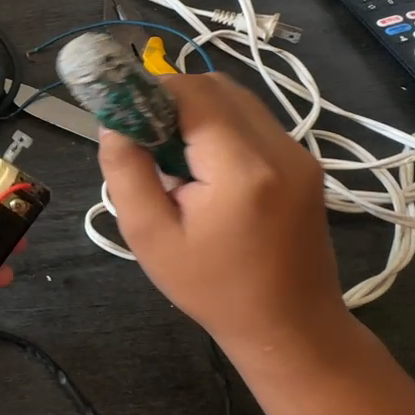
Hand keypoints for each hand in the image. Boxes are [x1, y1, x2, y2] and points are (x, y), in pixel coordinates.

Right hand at [99, 73, 348, 354]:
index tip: (116, 114)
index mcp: (243, 170)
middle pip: (214, 86)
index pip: (192, 93)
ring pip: (233, 98)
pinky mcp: (301, 163)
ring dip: (190, 110)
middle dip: (166, 97)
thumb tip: (112, 123)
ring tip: (164, 151)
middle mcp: (280, 150)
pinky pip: (249, 120)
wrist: (291, 327)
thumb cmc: (212, 287)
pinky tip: (195, 163)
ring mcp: (298, 155)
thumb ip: (125, 170)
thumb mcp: (149, 234)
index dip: (147, 91)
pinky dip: (213, 124)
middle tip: (135, 134)